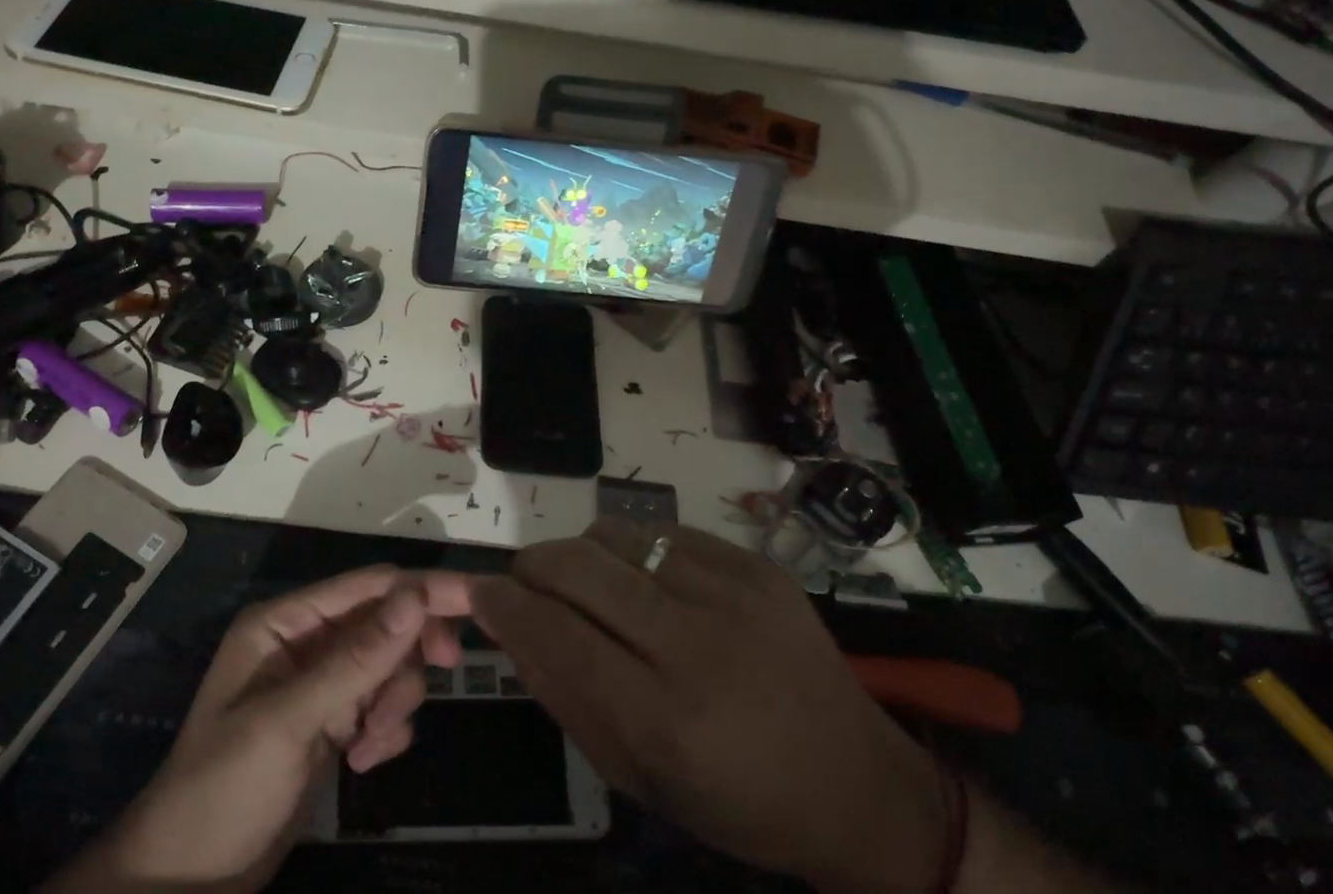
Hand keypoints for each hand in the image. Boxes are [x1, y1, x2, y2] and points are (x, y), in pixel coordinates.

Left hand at [54, 567, 470, 893]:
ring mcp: (321, 687)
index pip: (367, 587)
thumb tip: (416, 596)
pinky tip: (361, 762)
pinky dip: (385, 732)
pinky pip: (382, 709)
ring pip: (390, 669)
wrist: (195, 873)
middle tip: (444, 669)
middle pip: (386, 625)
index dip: (420, 589)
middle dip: (409, 654)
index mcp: (284, 624)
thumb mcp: (291, 719)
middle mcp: (305, 645)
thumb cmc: (226, 784)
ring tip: (371, 743)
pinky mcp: (333, 725)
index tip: (474, 601)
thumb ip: (356, 659)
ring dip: (395, 702)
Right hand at [470, 521, 947, 893]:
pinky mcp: (758, 566)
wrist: (853, 783)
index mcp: (664, 717)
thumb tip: (507, 626)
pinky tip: (648, 586)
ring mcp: (734, 594)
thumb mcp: (633, 776)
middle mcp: (697, 644)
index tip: (480, 596)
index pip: (554, 632)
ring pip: (614, 535)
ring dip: (581, 556)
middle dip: (531, 569)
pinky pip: (664, 531)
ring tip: (592, 589)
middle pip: (577, 566)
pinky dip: (635, 552)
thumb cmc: (733, 800)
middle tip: (525, 588)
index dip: (503, 605)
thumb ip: (562, 696)